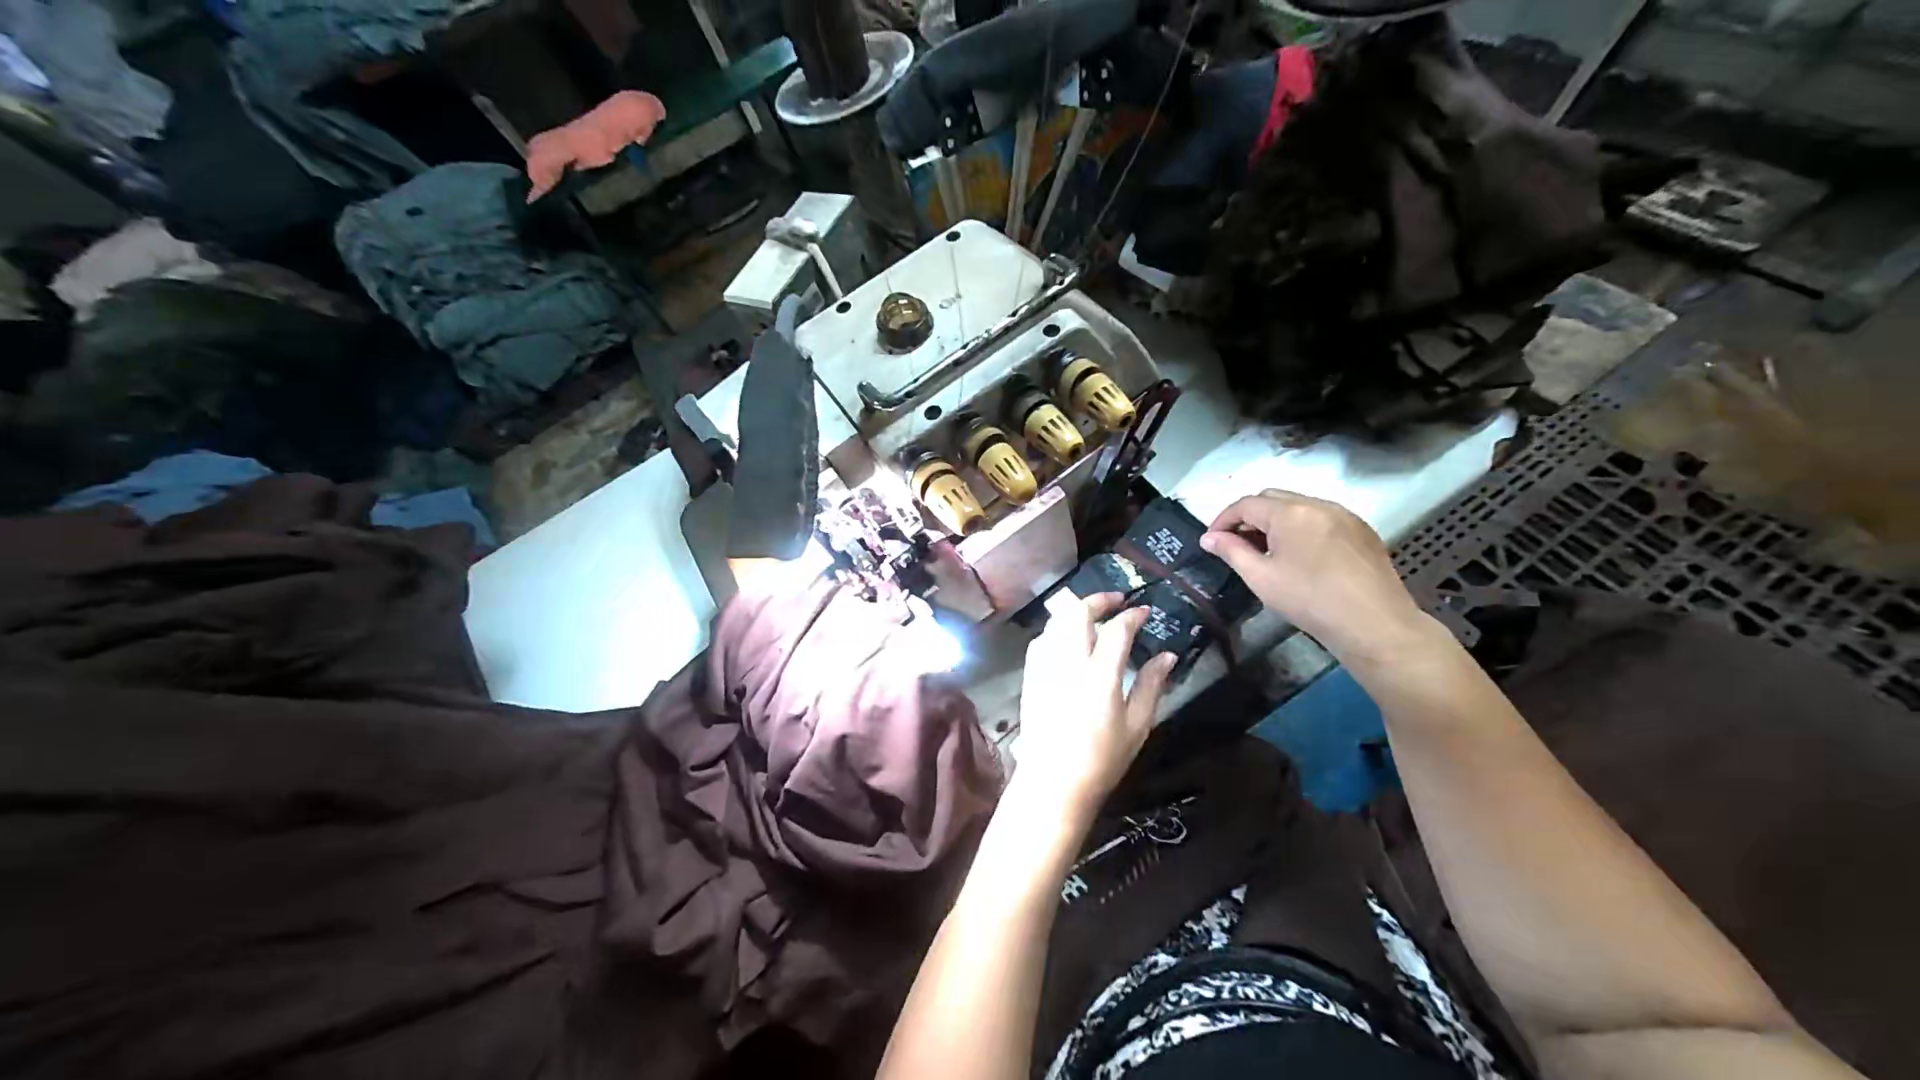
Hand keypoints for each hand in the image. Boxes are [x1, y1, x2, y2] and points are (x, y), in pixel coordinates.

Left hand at [1014, 593, 1175, 819]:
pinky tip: (1067, 639)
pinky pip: (1041, 640)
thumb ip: (1151, 686)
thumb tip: (1168, 656)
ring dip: (1076, 612)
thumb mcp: (1137, 726)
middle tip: (1117, 601)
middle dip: (1099, 600)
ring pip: (1056, 622)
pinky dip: (1056, 630)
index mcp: (1100, 674)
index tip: (1144, 612)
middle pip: (1078, 613)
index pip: (1117, 629)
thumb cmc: (1101, 759)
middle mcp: (1069, 662)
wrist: (1052, 783)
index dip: (1133, 615)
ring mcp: (1044, 667)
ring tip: (1093, 616)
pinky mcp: (1030, 677)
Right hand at [1200, 490, 1429, 661]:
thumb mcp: (1261, 578)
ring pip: (1299, 506)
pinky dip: (1302, 528)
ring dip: (1276, 521)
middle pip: (1272, 498)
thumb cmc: (1309, 601)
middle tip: (1236, 544)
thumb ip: (1232, 551)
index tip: (1211, 541)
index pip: (1246, 504)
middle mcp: (1318, 504)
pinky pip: (1322, 518)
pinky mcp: (1362, 530)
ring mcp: (1344, 515)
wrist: (1374, 624)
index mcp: (1290, 513)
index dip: (1223, 520)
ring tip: (1266, 550)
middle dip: (1249, 516)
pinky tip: (1300, 555)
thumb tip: (1209, 538)